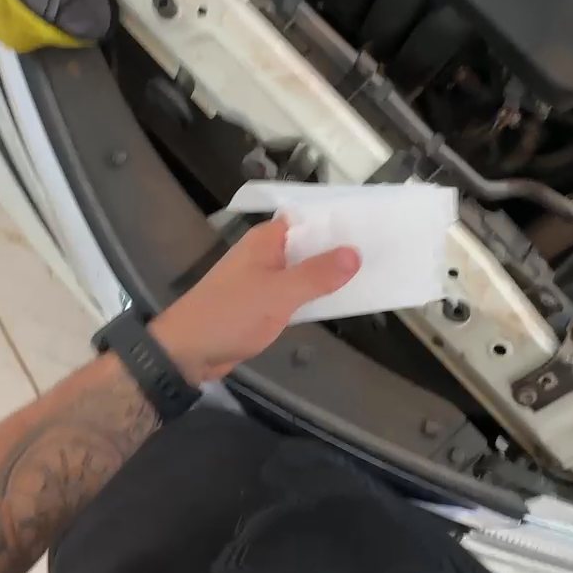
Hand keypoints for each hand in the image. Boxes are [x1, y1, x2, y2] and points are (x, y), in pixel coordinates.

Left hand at [149, 216, 359, 383]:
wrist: (188, 352)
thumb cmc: (230, 315)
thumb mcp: (279, 294)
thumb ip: (317, 274)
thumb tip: (355, 253)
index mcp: (266, 239)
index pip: (309, 219)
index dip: (339, 221)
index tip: (375, 224)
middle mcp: (265, 254)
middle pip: (310, 245)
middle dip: (340, 250)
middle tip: (384, 250)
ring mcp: (263, 279)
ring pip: (304, 271)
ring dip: (330, 275)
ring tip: (374, 273)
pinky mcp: (263, 304)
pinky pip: (296, 294)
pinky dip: (315, 296)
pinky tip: (342, 301)